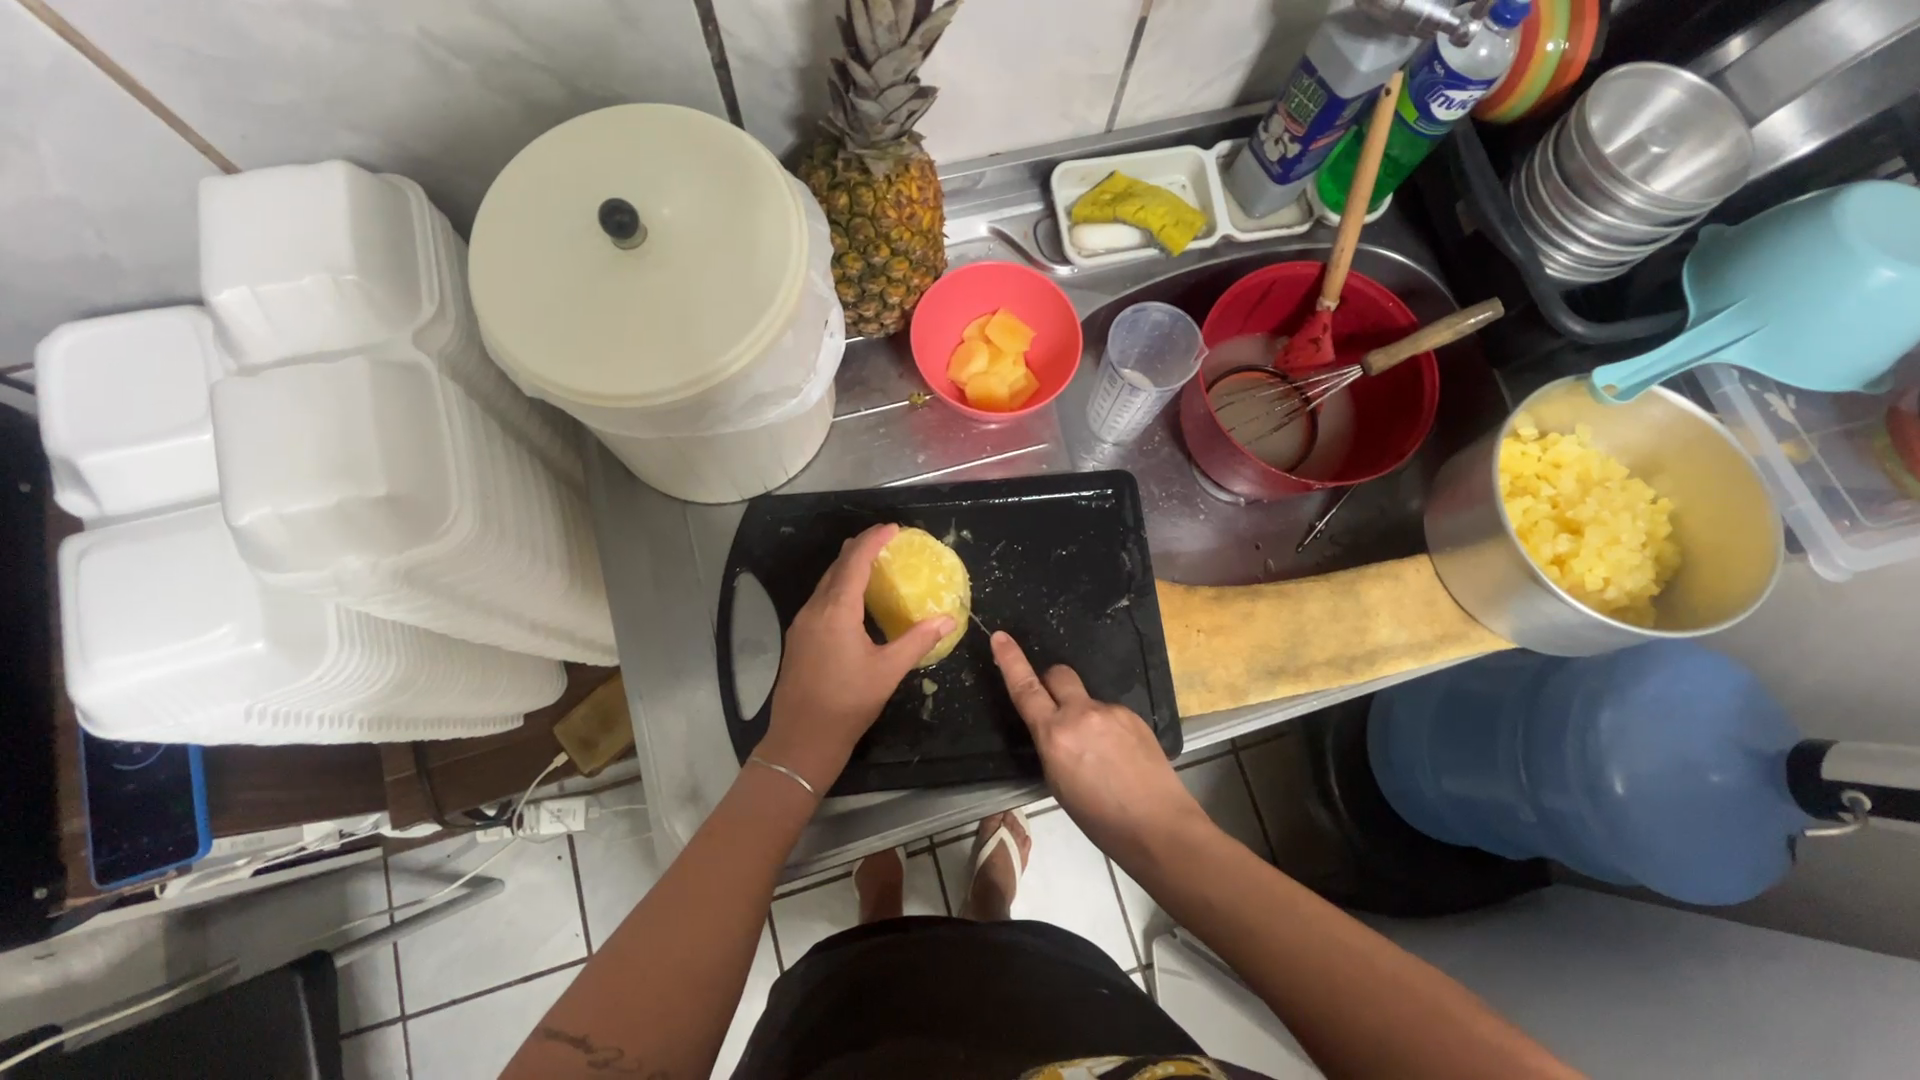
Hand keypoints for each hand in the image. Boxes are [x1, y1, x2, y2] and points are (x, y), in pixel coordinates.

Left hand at [758, 524, 955, 792]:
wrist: (802, 739)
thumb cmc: (847, 703)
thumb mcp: (888, 671)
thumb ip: (917, 640)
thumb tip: (947, 619)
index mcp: (836, 611)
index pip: (855, 562)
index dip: (873, 541)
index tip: (893, 528)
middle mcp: (814, 610)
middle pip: (836, 568)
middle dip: (859, 549)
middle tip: (884, 540)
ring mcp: (802, 624)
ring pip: (825, 584)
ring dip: (847, 568)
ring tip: (870, 562)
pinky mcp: (798, 639)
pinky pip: (820, 600)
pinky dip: (838, 587)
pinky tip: (852, 599)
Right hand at [990, 631, 1206, 859]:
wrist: (1158, 824)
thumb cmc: (1099, 818)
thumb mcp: (1058, 784)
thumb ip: (1051, 746)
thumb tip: (1054, 731)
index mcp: (1055, 736)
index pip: (1026, 689)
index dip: (1010, 661)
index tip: (1000, 637)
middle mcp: (1082, 714)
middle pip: (1059, 674)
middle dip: (1051, 682)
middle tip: (1055, 706)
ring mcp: (1112, 712)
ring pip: (1087, 699)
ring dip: (1084, 715)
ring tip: (1099, 755)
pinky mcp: (1134, 717)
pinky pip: (1110, 713)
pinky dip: (1107, 728)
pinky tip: (1120, 757)